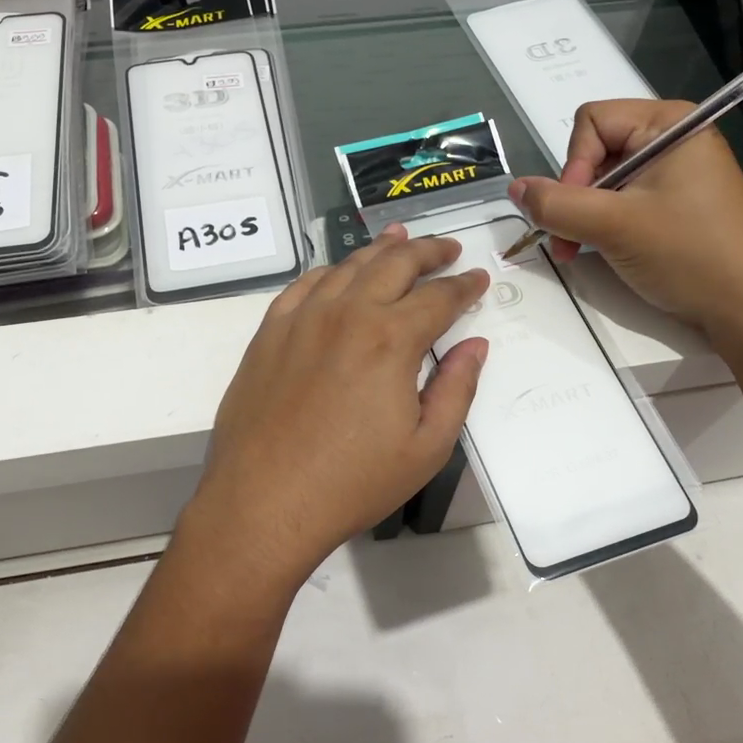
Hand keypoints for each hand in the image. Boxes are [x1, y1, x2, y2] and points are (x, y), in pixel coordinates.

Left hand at [184, 225, 490, 585]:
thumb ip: (457, 389)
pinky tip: (339, 274)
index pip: (439, 297)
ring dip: (380, 250)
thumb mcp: (426, 448)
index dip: (464, 286)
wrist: (263, 502)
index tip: (479, 279)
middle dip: (427, 252)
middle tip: (447, 250)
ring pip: (347, 266)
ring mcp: (301, 319)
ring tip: (398, 240)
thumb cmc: (352, 483)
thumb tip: (474, 346)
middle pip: (394, 264)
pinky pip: (303, 285)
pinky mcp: (269, 333)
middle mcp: (346, 314)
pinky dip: (330, 271)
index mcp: (390, 339)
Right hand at [507, 98, 742, 329]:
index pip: (591, 122)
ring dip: (584, 216)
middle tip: (568, 239)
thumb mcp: (613, 226)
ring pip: (605, 181)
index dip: (573, 164)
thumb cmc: (688, 254)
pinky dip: (604, 225)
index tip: (576, 210)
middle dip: (575, 196)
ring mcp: (676, 173)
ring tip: (578, 252)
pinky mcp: (676, 204)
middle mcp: (673, 139)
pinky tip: (602, 251)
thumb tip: (514, 189)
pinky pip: (624, 201)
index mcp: (669, 124)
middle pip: (595, 151)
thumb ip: (556, 204)